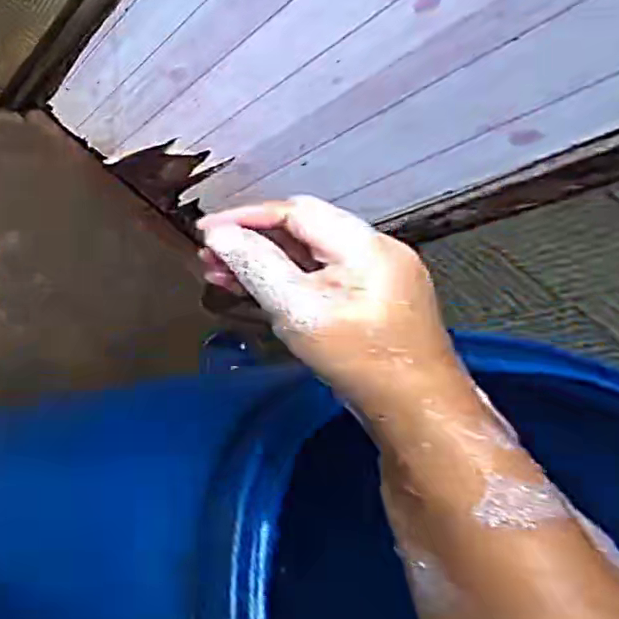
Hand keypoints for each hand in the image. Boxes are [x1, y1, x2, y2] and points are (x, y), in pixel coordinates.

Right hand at [197, 196, 461, 407]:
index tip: (205, 231)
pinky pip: (313, 273)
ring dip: (258, 259)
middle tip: (209, 255)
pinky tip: (249, 288)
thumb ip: (255, 265)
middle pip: (298, 229)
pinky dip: (278, 276)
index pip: (294, 211)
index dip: (243, 217)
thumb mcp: (296, 308)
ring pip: (302, 252)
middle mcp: (372, 251)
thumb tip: (219, 235)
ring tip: (219, 274)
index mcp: (364, 246)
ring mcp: (372, 274)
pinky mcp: (366, 296)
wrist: (413, 407)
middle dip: (247, 239)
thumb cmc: (360, 358)